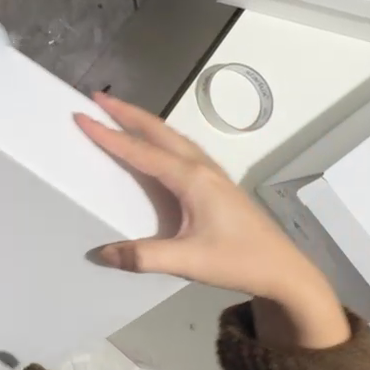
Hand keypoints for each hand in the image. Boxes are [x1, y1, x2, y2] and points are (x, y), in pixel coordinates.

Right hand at [76, 93, 350, 349]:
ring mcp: (212, 172)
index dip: (109, 134)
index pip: (141, 151)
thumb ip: (143, 257)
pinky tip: (153, 142)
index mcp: (191, 179)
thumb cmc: (240, 262)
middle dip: (126, 112)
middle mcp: (201, 167)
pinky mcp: (216, 182)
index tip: (82, 117)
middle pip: (158, 130)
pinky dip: (158, 135)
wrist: (286, 272)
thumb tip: (101, 252)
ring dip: (143, 121)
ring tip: (118, 112)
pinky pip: (180, 147)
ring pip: (171, 136)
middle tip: (97, 98)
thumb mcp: (188, 262)